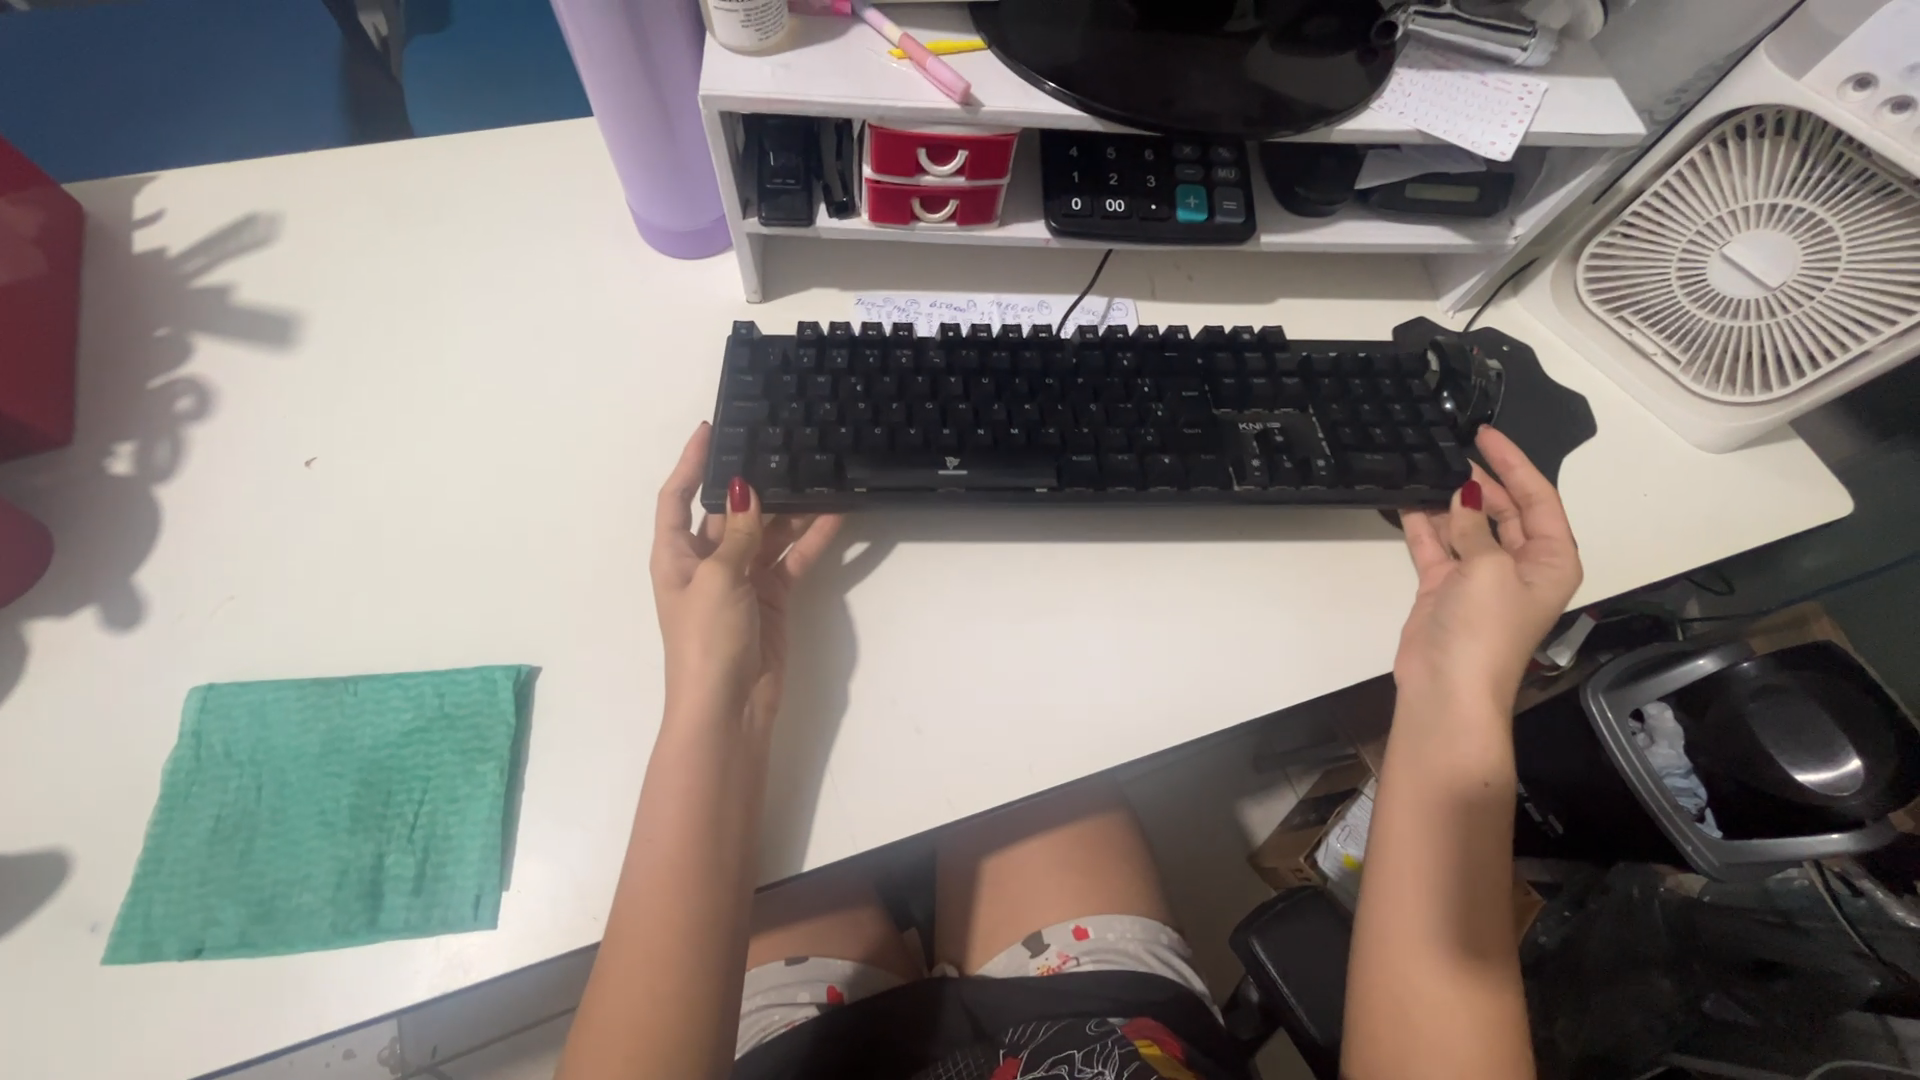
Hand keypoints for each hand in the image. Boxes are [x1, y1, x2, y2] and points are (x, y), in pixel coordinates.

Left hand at [651, 424, 842, 731]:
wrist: (729, 706)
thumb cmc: (706, 640)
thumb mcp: (717, 579)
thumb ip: (736, 533)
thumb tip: (744, 489)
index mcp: (676, 554)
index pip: (678, 497)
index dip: (690, 462)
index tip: (709, 429)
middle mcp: (707, 561)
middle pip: (730, 510)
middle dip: (753, 481)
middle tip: (781, 445)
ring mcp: (743, 579)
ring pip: (768, 532)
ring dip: (790, 508)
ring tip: (816, 473)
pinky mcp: (773, 596)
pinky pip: (793, 557)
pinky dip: (812, 539)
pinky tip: (835, 515)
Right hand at [1394, 427, 1582, 711]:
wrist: (1447, 685)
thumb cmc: (1484, 628)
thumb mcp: (1488, 568)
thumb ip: (1475, 527)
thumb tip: (1462, 493)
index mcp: (1551, 559)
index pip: (1537, 498)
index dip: (1513, 464)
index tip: (1485, 434)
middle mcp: (1519, 563)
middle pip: (1501, 509)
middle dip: (1478, 480)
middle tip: (1446, 450)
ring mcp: (1478, 574)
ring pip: (1465, 525)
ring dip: (1447, 500)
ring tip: (1424, 467)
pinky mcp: (1443, 585)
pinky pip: (1435, 544)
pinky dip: (1423, 524)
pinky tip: (1406, 500)